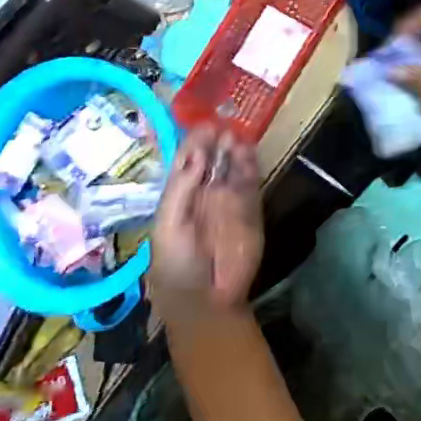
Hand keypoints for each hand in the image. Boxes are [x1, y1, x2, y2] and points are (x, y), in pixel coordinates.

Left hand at [149, 125, 264, 317]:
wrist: (207, 296)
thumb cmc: (176, 263)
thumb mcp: (168, 224)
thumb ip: (181, 189)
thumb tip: (195, 154)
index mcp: (178, 198)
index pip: (187, 164)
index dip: (193, 144)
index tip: (202, 124)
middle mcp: (204, 195)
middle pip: (211, 161)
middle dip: (215, 142)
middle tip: (222, 123)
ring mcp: (229, 202)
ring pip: (232, 168)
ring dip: (233, 151)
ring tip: (235, 132)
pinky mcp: (251, 211)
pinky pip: (250, 184)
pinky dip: (250, 167)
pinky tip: (248, 151)